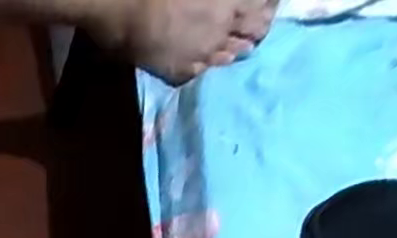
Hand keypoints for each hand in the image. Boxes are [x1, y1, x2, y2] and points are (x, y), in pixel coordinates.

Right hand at [91, 0, 278, 83]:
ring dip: (237, 47)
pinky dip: (212, 64)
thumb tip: (232, 1)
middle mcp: (225, 30)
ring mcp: (205, 55)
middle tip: (254, 26)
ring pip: (233, 55)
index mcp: (232, 1)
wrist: (128, 16)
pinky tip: (209, 57)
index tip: (266, 4)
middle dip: (258, 28)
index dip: (268, 5)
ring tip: (232, 41)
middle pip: (255, 33)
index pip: (264, 6)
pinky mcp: (185, 72)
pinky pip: (207, 71)